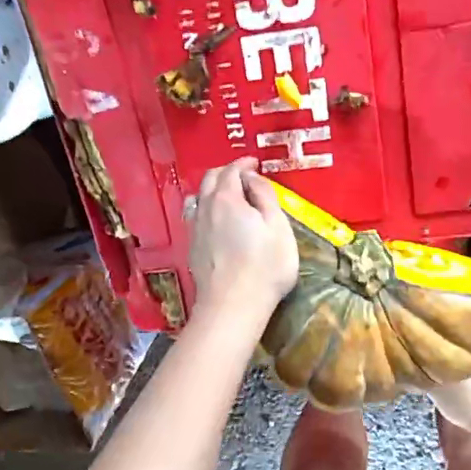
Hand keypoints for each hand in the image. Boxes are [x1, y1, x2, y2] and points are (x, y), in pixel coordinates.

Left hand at [187, 157, 297, 320]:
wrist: (232, 306)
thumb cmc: (264, 266)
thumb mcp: (278, 227)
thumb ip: (265, 196)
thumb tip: (252, 177)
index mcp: (226, 198)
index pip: (232, 170)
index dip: (244, 163)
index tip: (255, 163)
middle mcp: (205, 208)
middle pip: (210, 180)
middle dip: (227, 172)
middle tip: (244, 177)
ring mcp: (195, 229)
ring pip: (199, 198)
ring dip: (213, 190)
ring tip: (227, 196)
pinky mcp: (192, 249)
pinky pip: (196, 217)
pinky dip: (207, 209)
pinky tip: (216, 221)